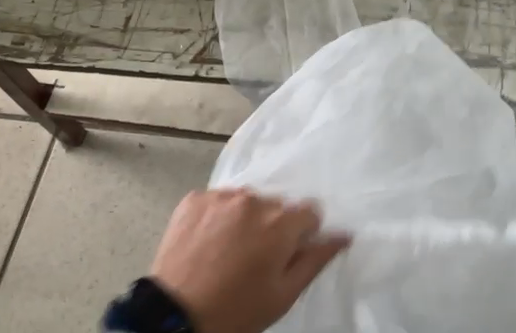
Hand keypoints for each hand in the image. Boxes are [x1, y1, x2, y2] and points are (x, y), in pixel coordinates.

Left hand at [150, 188, 349, 332]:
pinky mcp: (194, 199)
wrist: (172, 318)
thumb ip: (315, 259)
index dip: (302, 234)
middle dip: (272, 227)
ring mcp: (222, 196)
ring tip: (228, 253)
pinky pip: (216, 202)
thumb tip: (343, 233)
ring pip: (246, 202)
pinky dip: (216, 218)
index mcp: (281, 222)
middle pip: (276, 206)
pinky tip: (207, 244)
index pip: (309, 212)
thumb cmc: (236, 313)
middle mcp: (255, 199)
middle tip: (255, 260)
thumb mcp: (282, 295)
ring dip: (245, 220)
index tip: (287, 256)